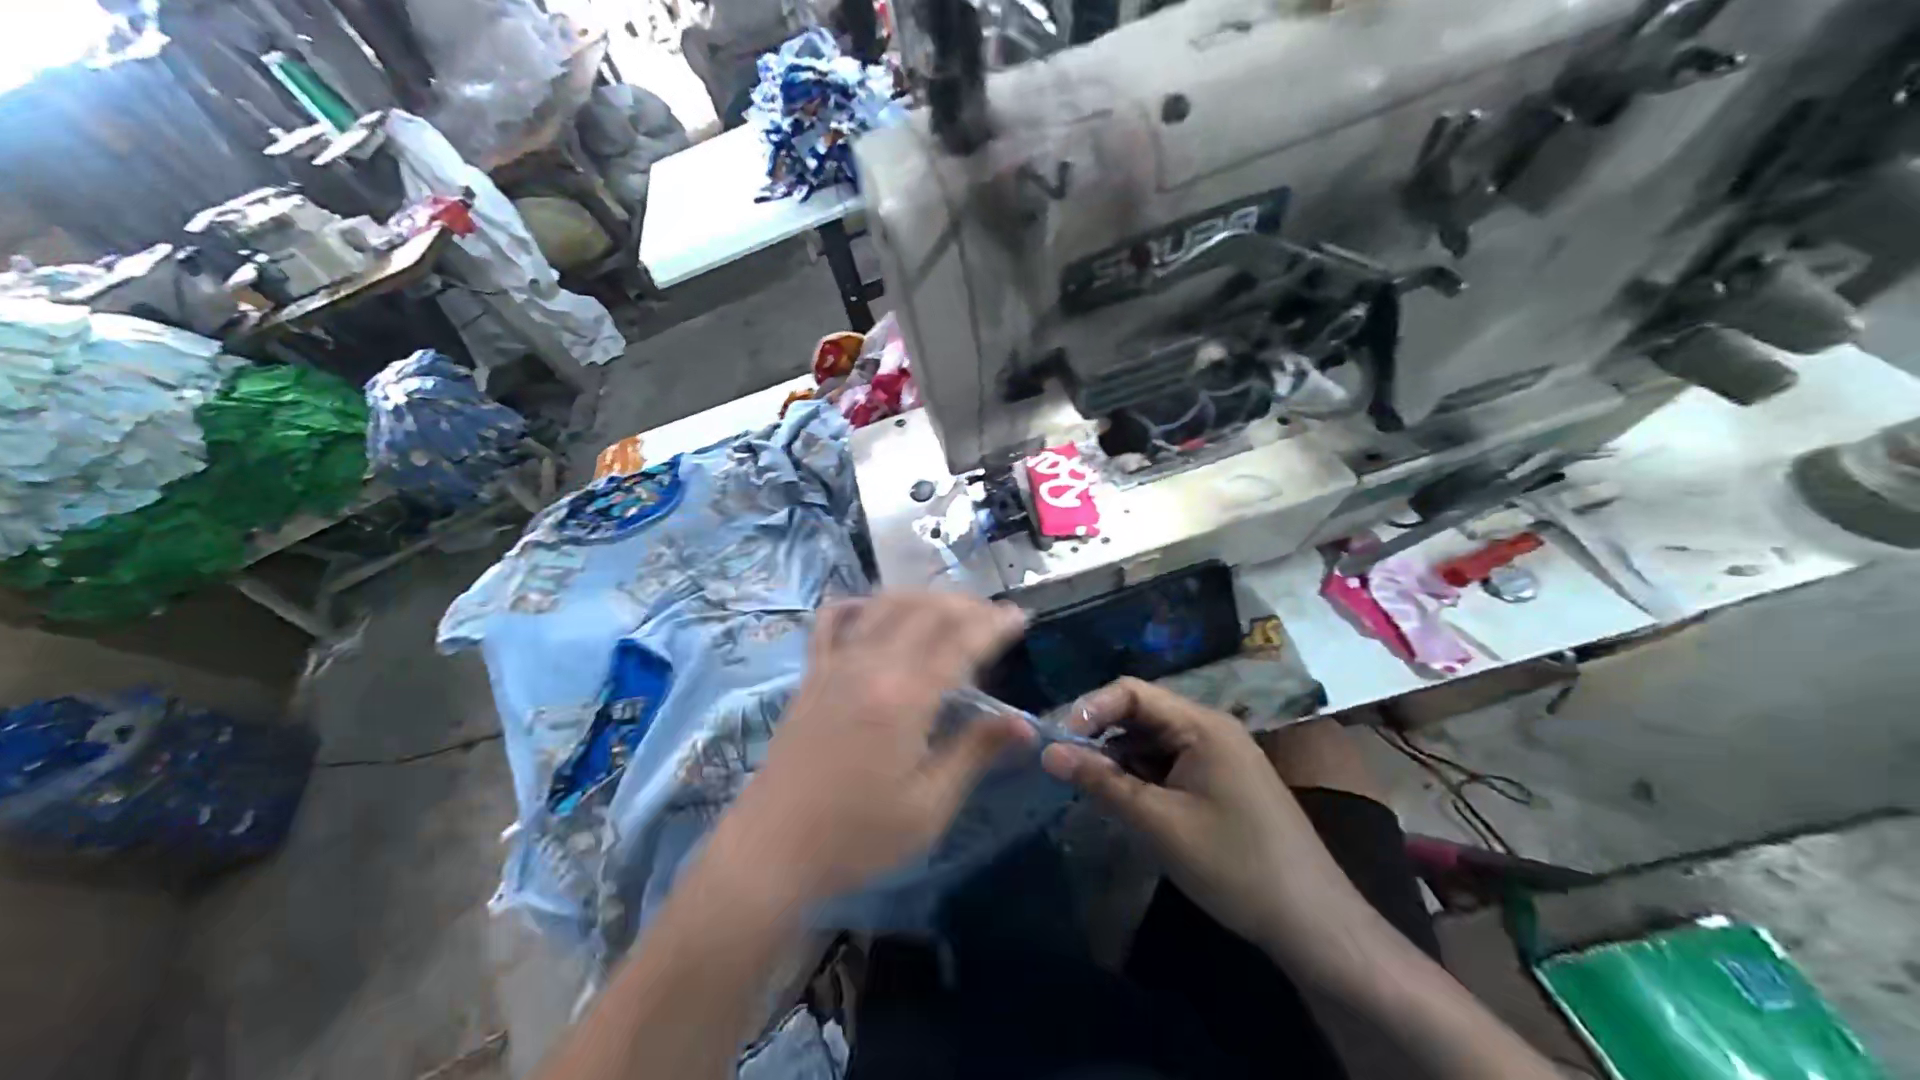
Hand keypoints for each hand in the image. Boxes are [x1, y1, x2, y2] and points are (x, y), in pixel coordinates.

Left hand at [711, 590, 1030, 906]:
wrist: (772, 849)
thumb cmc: (857, 836)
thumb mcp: (928, 807)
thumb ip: (975, 753)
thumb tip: (1022, 725)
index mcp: (904, 697)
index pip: (959, 642)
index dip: (994, 625)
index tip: (1020, 616)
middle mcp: (869, 666)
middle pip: (924, 611)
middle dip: (965, 605)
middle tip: (993, 617)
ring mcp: (835, 665)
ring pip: (883, 605)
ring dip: (922, 598)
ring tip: (950, 610)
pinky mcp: (812, 675)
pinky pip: (832, 620)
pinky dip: (860, 604)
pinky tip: (875, 610)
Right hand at [1040, 678, 1363, 960]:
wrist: (1313, 922)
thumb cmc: (1235, 864)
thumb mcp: (1159, 823)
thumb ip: (1102, 783)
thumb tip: (1047, 752)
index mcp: (1202, 725)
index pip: (1132, 692)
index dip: (1089, 708)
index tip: (1056, 741)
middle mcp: (1210, 728)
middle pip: (1140, 714)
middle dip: (1100, 736)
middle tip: (1063, 767)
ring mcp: (1217, 755)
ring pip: (1151, 742)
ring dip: (1119, 760)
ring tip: (1090, 790)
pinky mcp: (1219, 781)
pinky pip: (1167, 764)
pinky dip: (1140, 778)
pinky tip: (1126, 804)